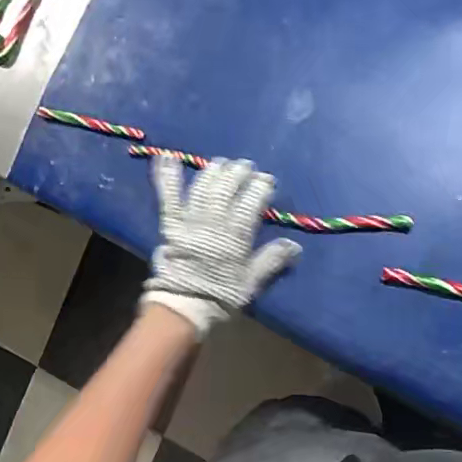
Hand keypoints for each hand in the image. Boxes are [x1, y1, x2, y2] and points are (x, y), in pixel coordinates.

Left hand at [141, 155, 300, 335]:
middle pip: (228, 187)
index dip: (260, 186)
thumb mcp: (251, 281)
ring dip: (213, 171)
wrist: (184, 305)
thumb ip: (271, 260)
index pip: (253, 199)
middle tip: (245, 167)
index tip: (265, 181)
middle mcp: (214, 220)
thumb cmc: (220, 295)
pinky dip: (167, 176)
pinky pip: (168, 195)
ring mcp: (190, 219)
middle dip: (238, 172)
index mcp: (237, 233)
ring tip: (221, 163)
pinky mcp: (170, 223)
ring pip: (203, 186)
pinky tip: (166, 156)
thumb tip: (294, 245)